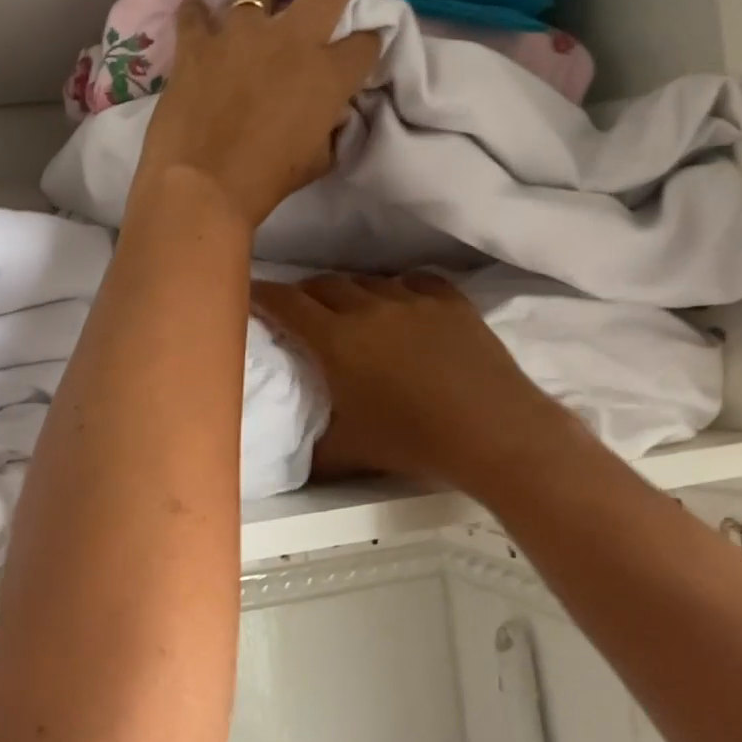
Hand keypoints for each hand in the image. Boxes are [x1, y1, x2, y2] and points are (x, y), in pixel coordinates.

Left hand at [132, 0, 381, 231]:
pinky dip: (196, 15)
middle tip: (317, 12)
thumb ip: (330, 127)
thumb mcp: (317, 161)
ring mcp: (241, 33)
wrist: (201, 187)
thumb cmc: (264, 182)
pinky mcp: (197, 42)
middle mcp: (292, 38)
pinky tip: (197, 23)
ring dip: (258, 6)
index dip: (363, 46)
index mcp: (329, 72)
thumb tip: (330, 112)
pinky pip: (195, 11)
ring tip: (248, 29)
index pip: (367, 39)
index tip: (353, 57)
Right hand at [251, 273, 580, 494]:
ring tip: (347, 310)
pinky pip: (413, 280)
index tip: (248, 293)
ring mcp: (413, 300)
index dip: (262, 295)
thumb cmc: (412, 443)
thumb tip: (286, 460)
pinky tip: (399, 303)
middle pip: (323, 284)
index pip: (285, 303)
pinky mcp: (451, 302)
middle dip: (303, 292)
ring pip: (367, 280)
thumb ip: (310, 449)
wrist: (494, 432)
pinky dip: (397, 288)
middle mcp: (368, 308)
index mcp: (335, 340)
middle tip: (296, 310)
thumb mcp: (347, 451)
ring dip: (348, 292)